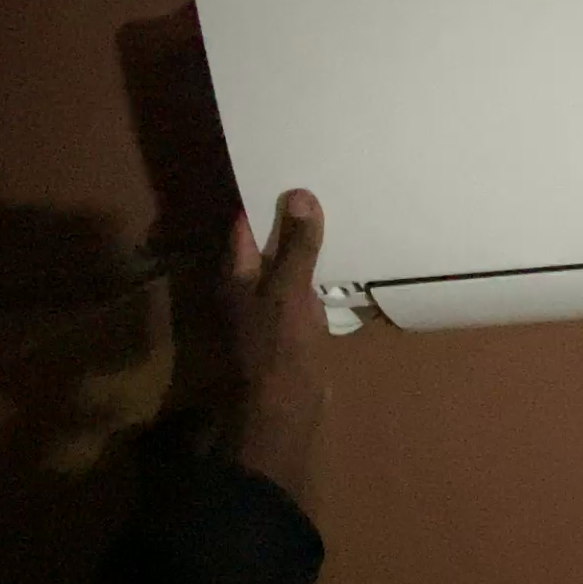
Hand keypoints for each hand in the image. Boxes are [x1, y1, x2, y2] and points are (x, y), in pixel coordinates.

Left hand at [222, 189, 326, 499]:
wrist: (283, 408)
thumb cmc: (278, 347)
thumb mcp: (288, 290)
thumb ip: (296, 246)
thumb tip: (300, 194)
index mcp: (236, 274)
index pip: (246, 225)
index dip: (266, 200)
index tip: (295, 174)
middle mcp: (248, 287)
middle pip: (269, 245)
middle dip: (293, 221)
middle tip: (325, 188)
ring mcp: (270, 308)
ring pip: (290, 267)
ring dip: (309, 248)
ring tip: (341, 216)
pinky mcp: (292, 326)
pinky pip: (305, 289)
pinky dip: (321, 274)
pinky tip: (346, 261)